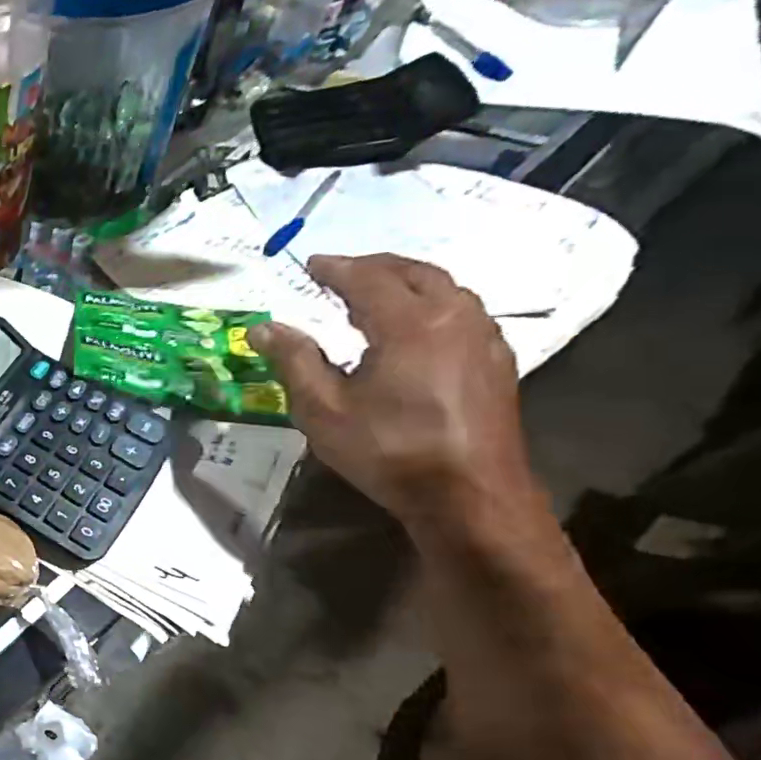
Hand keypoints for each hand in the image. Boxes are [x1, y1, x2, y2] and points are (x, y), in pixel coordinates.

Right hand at [248, 254, 539, 532]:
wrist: (470, 495)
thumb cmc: (388, 450)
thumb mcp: (323, 409)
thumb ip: (294, 360)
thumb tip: (264, 327)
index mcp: (410, 325)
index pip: (369, 279)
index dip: (336, 269)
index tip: (310, 264)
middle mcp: (455, 318)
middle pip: (415, 272)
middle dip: (374, 266)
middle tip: (340, 271)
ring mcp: (484, 338)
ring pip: (446, 288)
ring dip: (406, 281)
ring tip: (375, 291)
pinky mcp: (496, 361)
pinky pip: (462, 311)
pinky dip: (431, 302)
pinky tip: (414, 325)